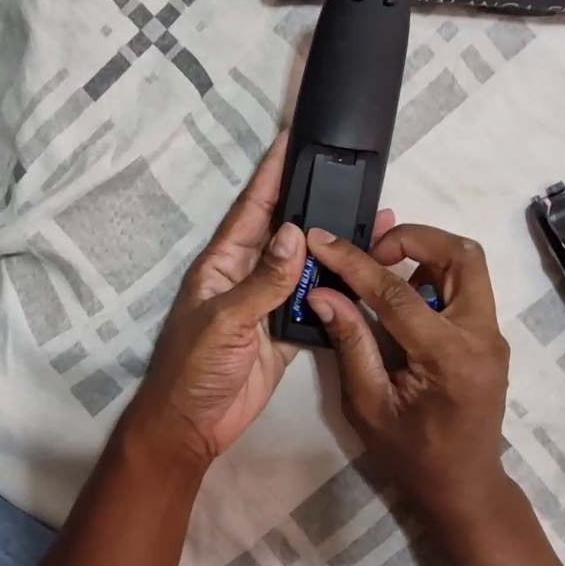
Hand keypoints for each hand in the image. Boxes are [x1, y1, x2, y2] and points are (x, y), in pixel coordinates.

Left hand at [123, 134, 391, 466]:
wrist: (193, 426)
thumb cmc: (194, 368)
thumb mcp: (224, 320)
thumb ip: (262, 281)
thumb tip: (294, 233)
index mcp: (224, 263)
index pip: (252, 208)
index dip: (271, 174)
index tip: (291, 139)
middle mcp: (248, 276)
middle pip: (285, 231)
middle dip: (314, 203)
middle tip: (350, 176)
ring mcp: (268, 304)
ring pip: (305, 266)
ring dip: (333, 247)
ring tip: (371, 221)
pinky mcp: (286, 333)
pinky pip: (314, 302)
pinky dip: (336, 288)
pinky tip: (363, 274)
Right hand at [304, 224, 513, 529]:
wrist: (465, 486)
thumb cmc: (411, 455)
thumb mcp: (367, 405)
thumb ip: (350, 343)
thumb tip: (322, 292)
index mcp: (448, 357)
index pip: (396, 292)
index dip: (353, 261)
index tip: (321, 239)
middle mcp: (481, 336)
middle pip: (459, 254)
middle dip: (410, 238)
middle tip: (371, 254)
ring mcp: (491, 333)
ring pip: (468, 262)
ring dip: (424, 253)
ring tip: (383, 271)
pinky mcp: (489, 334)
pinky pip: (467, 283)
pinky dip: (433, 273)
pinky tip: (403, 296)